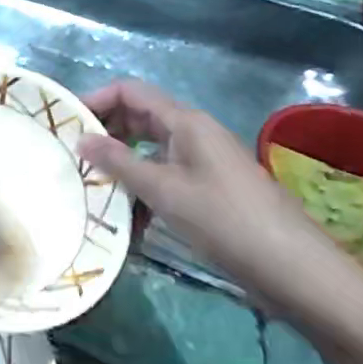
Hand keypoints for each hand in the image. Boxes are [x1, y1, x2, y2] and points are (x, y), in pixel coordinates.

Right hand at [77, 80, 362, 320]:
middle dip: (105, 133)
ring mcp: (203, 162)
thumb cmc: (226, 221)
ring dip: (122, 166)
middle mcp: (193, 133)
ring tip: (94, 189)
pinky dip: (144, 191)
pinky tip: (129, 221)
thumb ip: (119, 161)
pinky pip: (165, 177)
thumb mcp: (164, 191)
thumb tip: (80, 138)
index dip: (96, 99)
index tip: (65, 122)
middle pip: (138, 117)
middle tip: (73, 156)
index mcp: (185, 121)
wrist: (297, 272)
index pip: (130, 90)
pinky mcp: (209, 191)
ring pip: (150, 150)